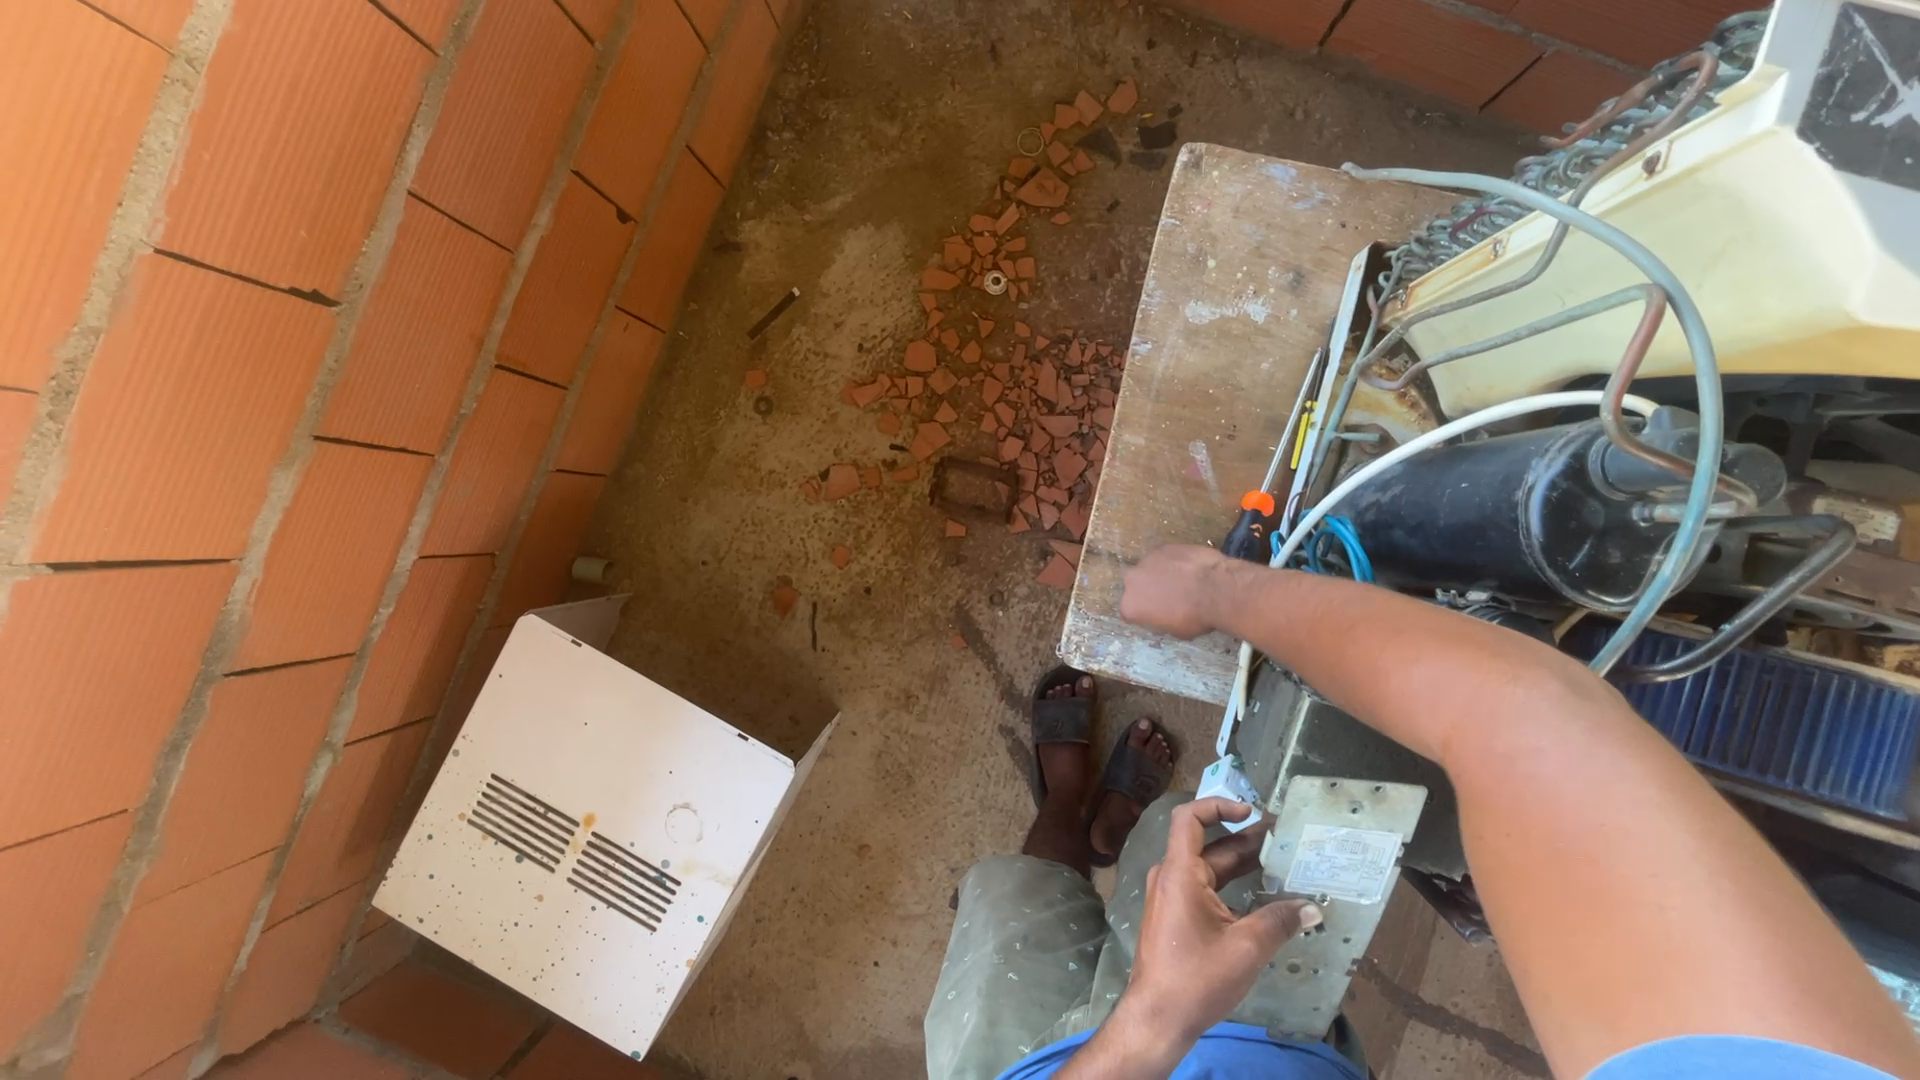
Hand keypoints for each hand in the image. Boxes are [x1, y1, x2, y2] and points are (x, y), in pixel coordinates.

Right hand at [1120, 545, 1236, 638]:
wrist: (1216, 589)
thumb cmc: (1195, 617)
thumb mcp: (1175, 631)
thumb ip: (1160, 619)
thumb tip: (1164, 613)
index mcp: (1130, 605)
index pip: (1129, 612)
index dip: (1144, 614)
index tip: (1156, 615)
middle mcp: (1132, 581)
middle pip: (1135, 586)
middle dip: (1147, 590)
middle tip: (1167, 597)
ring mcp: (1147, 560)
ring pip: (1149, 569)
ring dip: (1160, 574)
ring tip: (1181, 581)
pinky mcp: (1164, 547)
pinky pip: (1164, 557)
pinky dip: (1174, 562)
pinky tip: (1189, 569)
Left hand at [1127, 798, 1320, 1041]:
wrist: (1158, 1017)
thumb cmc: (1196, 978)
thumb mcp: (1245, 948)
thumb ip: (1278, 921)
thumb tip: (1312, 907)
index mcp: (1179, 873)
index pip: (1190, 819)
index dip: (1218, 806)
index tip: (1250, 811)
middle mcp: (1171, 877)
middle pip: (1208, 845)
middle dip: (1245, 838)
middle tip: (1283, 837)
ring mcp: (1172, 897)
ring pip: (1209, 869)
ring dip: (1241, 863)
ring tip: (1281, 860)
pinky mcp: (1177, 916)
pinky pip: (1205, 889)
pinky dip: (1231, 886)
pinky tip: (1262, 896)